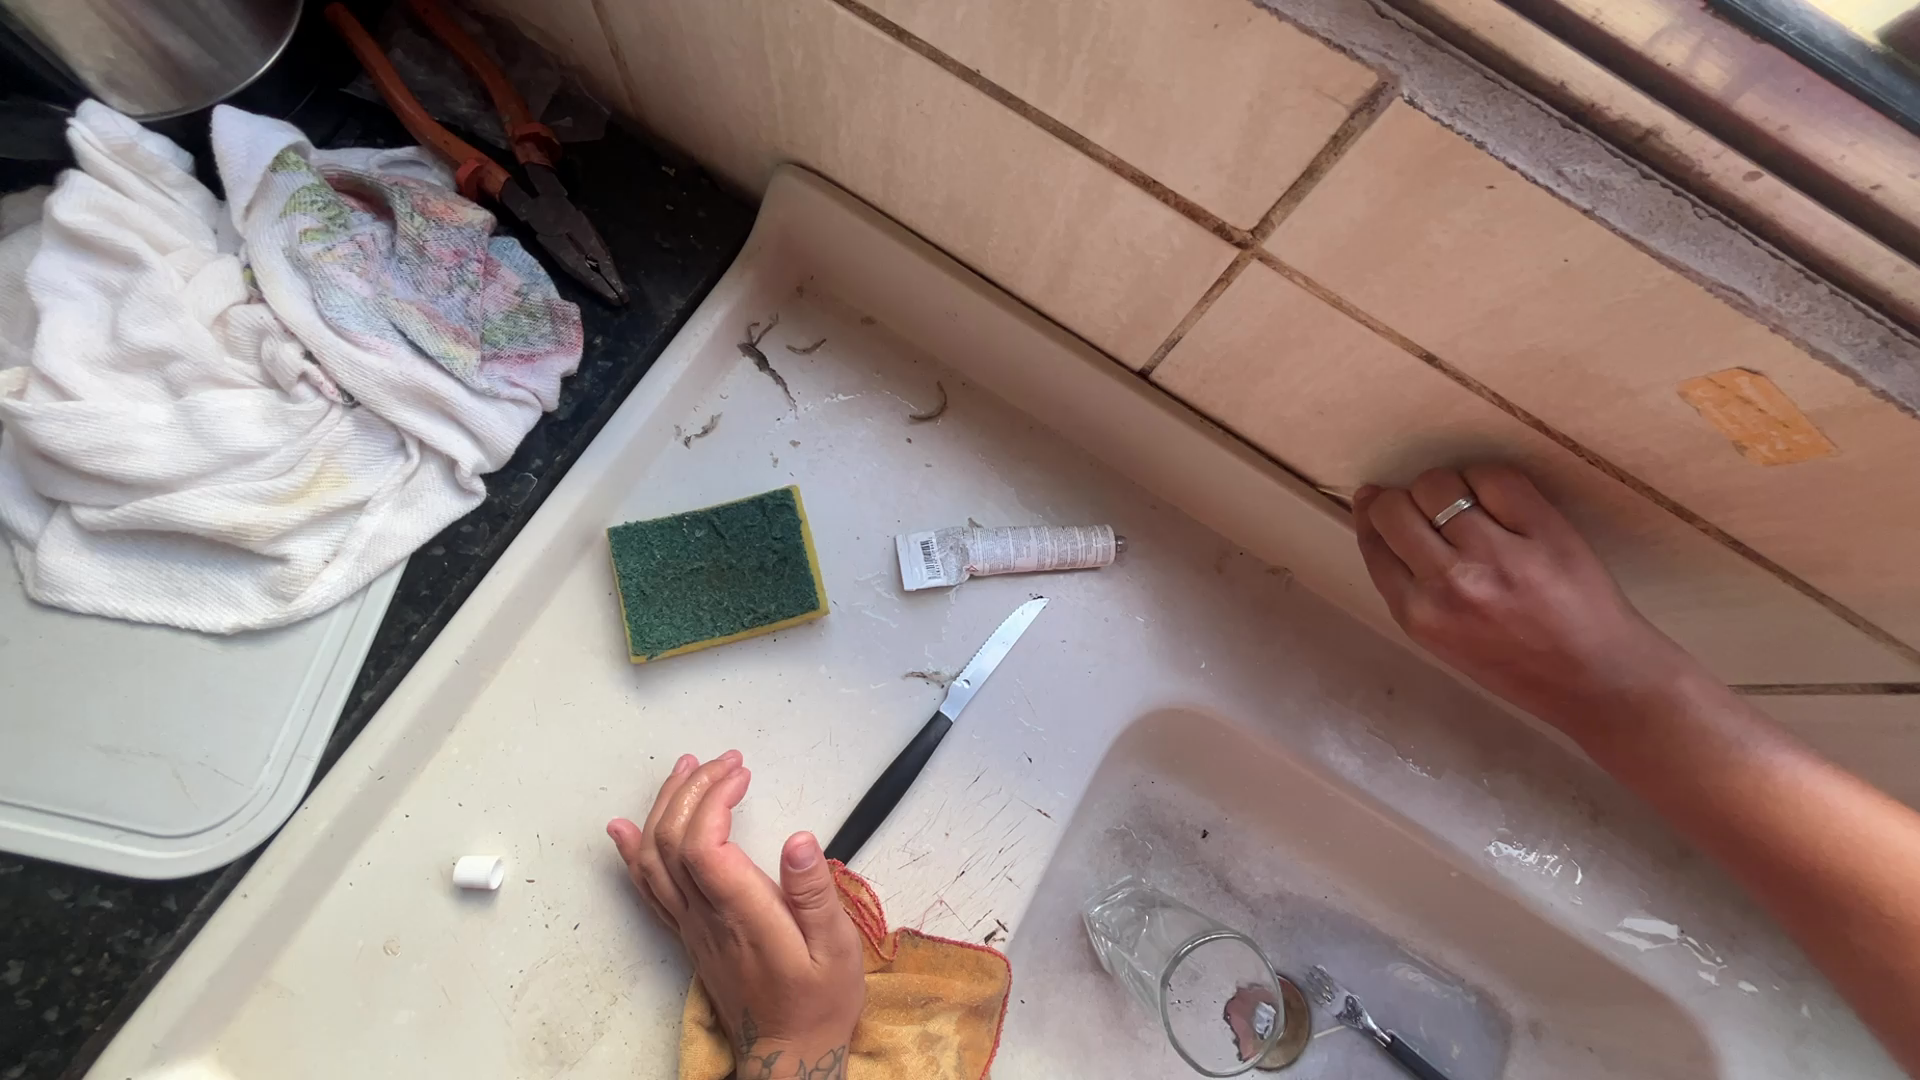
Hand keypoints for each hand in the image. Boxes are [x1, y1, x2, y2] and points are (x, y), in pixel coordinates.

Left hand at [607, 751, 864, 1078]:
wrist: (789, 1056)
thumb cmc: (819, 998)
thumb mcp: (835, 946)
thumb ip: (814, 892)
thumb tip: (798, 838)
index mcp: (743, 915)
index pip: (702, 847)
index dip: (713, 800)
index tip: (743, 772)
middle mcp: (705, 918)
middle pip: (671, 843)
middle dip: (693, 789)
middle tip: (726, 760)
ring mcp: (690, 927)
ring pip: (653, 861)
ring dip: (664, 807)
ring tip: (686, 769)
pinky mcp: (687, 934)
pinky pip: (647, 890)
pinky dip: (631, 853)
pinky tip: (625, 829)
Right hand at [1352, 464, 1702, 737]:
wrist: (1598, 680)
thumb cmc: (1512, 664)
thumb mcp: (1436, 637)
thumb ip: (1404, 585)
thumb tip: (1377, 516)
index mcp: (1416, 613)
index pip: (1373, 541)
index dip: (1372, 513)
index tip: (1377, 501)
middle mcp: (1448, 582)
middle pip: (1394, 508)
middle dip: (1401, 499)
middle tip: (1425, 509)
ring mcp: (1497, 555)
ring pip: (1438, 485)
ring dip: (1443, 486)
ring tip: (1463, 503)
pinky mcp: (1545, 532)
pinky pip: (1494, 478)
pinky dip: (1484, 478)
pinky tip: (1493, 495)